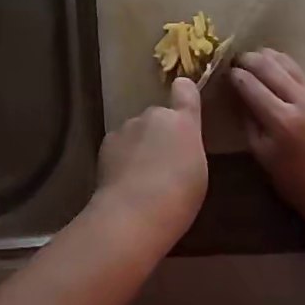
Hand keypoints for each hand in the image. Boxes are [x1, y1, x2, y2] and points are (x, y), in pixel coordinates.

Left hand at [92, 77, 207, 239]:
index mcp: (183, 122)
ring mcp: (128, 127)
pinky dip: (121, 157)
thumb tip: (177, 143)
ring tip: (140, 179)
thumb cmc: (177, 197)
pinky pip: (119, 145)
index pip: (185, 90)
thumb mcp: (197, 172)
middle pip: (159, 118)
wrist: (132, 214)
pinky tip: (123, 182)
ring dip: (139, 146)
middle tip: (163, 165)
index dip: (184, 93)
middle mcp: (155, 115)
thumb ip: (188, 148)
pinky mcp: (107, 143)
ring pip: (137, 132)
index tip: (184, 100)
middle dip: (160, 134)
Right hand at [230, 50, 304, 215]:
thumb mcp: (260, 152)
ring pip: (284, 61)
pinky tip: (268, 63)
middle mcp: (299, 100)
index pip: (251, 85)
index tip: (223, 72)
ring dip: (263, 56)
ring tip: (249, 59)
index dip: (234, 75)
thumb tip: (235, 91)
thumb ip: (247, 118)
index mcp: (281, 120)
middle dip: (247, 59)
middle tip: (233, 60)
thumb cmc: (292, 178)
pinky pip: (296, 68)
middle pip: (267, 66)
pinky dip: (279, 61)